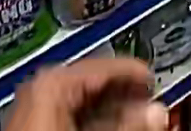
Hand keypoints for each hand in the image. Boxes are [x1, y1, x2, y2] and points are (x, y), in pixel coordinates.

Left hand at [6, 57, 165, 130]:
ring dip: (112, 109)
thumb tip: (156, 111)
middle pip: (95, 83)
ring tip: (138, 116)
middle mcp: (41, 85)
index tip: (153, 78)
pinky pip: (71, 112)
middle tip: (151, 101)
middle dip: (125, 95)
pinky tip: (114, 125)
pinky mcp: (34, 123)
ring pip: (84, 101)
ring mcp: (35, 105)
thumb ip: (125, 122)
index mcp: (52, 79)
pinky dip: (93, 119)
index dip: (134, 71)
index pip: (104, 66)